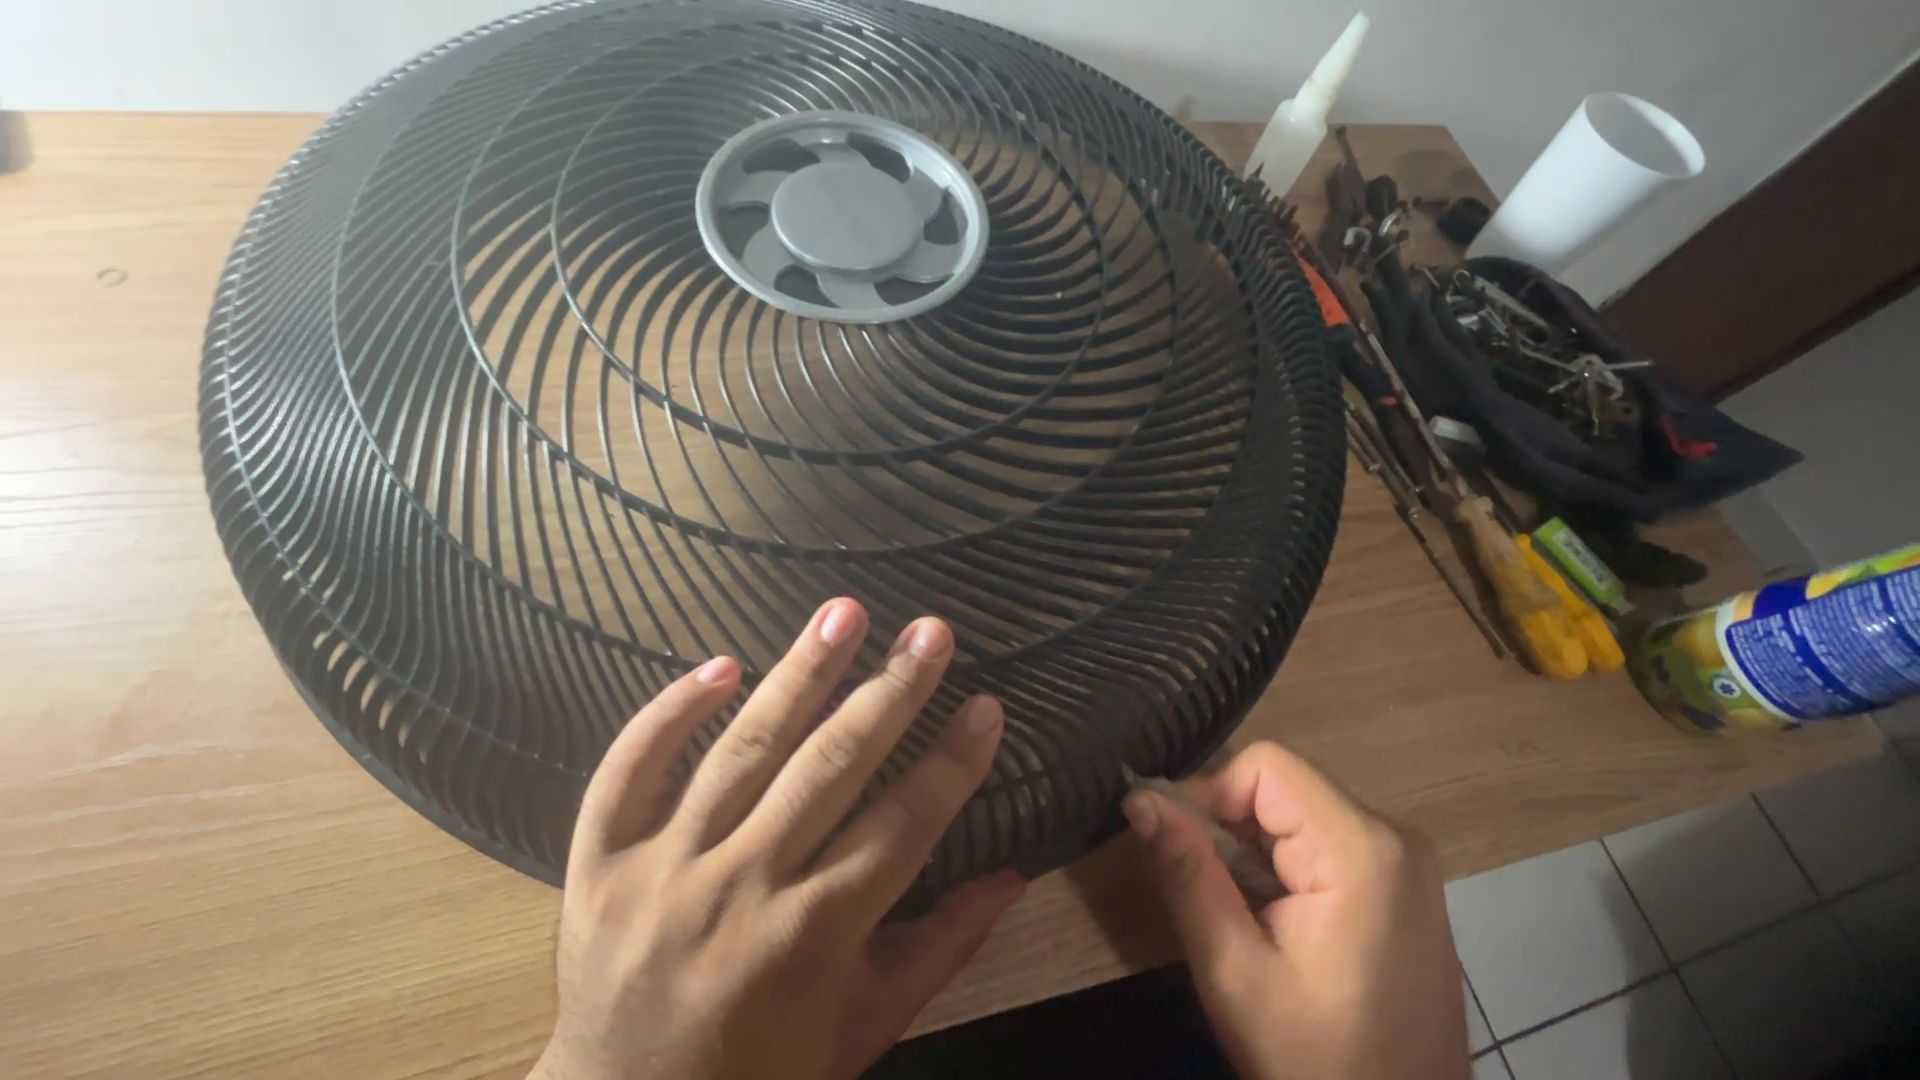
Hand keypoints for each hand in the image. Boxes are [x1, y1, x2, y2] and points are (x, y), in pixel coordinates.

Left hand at [531, 599, 1024, 1079]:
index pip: (902, 825)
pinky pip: (629, 770)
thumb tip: (1012, 878)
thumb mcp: (866, 1026)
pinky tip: (721, 665)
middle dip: (891, 692)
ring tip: (843, 613)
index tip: (985, 705)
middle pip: (830, 768)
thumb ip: (941, 947)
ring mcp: (662, 866)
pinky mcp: (599, 860)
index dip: (951, 761)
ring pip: (741, 750)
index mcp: (813, 935)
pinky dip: (670, 712)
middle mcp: (741, 886)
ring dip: (799, 675)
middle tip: (931, 632)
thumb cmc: (764, 1075)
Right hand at [1124, 742, 1468, 1079]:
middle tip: (1204, 893)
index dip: (1208, 793)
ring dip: (1251, 853)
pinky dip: (1282, 868)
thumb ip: (1186, 871)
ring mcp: (1406, 862)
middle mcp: (1395, 836)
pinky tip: (1275, 924)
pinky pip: (1324, 842)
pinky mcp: (1402, 886)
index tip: (1176, 846)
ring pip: (1297, 814)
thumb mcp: (1233, 968)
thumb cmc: (1315, 1059)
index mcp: (1361, 848)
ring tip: (1239, 917)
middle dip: (1228, 829)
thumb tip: (1138, 799)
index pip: (1265, 766)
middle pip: (1282, 788)